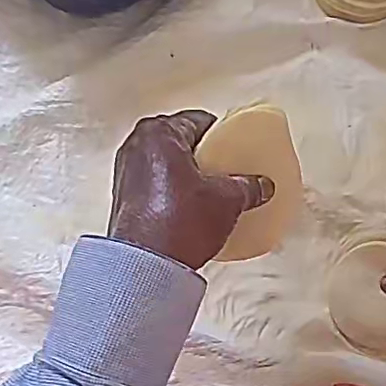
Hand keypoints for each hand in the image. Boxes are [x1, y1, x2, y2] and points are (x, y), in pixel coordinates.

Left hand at [108, 111, 274, 268]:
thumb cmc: (179, 221)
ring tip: (211, 191)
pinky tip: (191, 208)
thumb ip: (249, 186)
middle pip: (179, 142)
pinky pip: (155, 185)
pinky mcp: (123, 198)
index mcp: (160, 133)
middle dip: (202, 155)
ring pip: (165, 164)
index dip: (221, 135)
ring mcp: (125, 172)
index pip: (199, 121)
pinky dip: (173, 191)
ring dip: (187, 174)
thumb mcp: (228, 200)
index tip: (234, 148)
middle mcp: (136, 146)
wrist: (148, 264)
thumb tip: (262, 185)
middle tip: (225, 170)